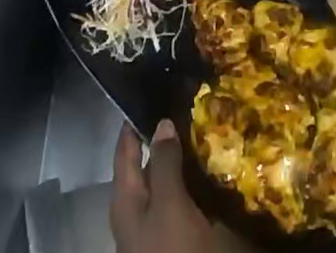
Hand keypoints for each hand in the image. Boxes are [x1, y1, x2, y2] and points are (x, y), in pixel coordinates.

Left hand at [112, 120, 212, 252]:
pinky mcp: (172, 242)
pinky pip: (180, 208)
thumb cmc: (170, 249)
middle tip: (189, 118)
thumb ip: (164, 163)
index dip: (135, 121)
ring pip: (165, 188)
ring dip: (182, 169)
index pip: (125, 146)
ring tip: (205, 146)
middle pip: (146, 167)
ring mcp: (152, 228)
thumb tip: (163, 124)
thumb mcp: (169, 203)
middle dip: (165, 144)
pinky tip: (211, 186)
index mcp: (124, 195)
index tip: (153, 98)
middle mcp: (133, 209)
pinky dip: (192, 194)